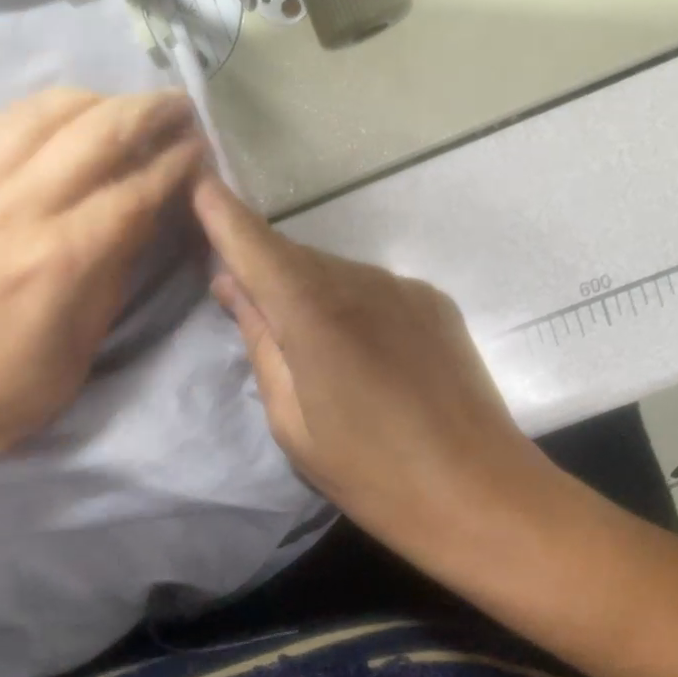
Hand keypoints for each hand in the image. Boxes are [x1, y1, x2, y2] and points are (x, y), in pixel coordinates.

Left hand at [0, 87, 203, 499]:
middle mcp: (15, 206)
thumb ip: (110, 280)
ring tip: (117, 110)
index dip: (178, 164)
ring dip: (90, 100)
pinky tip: (37, 130)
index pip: (137, 190)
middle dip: (149, 111)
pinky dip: (19, 117)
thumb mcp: (74, 356)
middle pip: (97, 129)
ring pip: (38, 111)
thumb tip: (144, 221)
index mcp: (59, 258)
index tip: (204, 148)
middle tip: (178, 108)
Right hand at [193, 175, 557, 562]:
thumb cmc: (371, 473)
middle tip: (239, 303)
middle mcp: (359, 282)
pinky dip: (347, 304)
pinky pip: (370, 288)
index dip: (222, 213)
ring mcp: (403, 288)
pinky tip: (357, 353)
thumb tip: (232, 286)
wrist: (480, 494)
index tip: (197, 182)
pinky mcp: (433, 303)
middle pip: (292, 257)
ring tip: (307, 348)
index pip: (255, 245)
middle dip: (261, 269)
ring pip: (332, 272)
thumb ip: (260, 344)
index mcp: (313, 314)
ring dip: (305, 291)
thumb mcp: (292, 422)